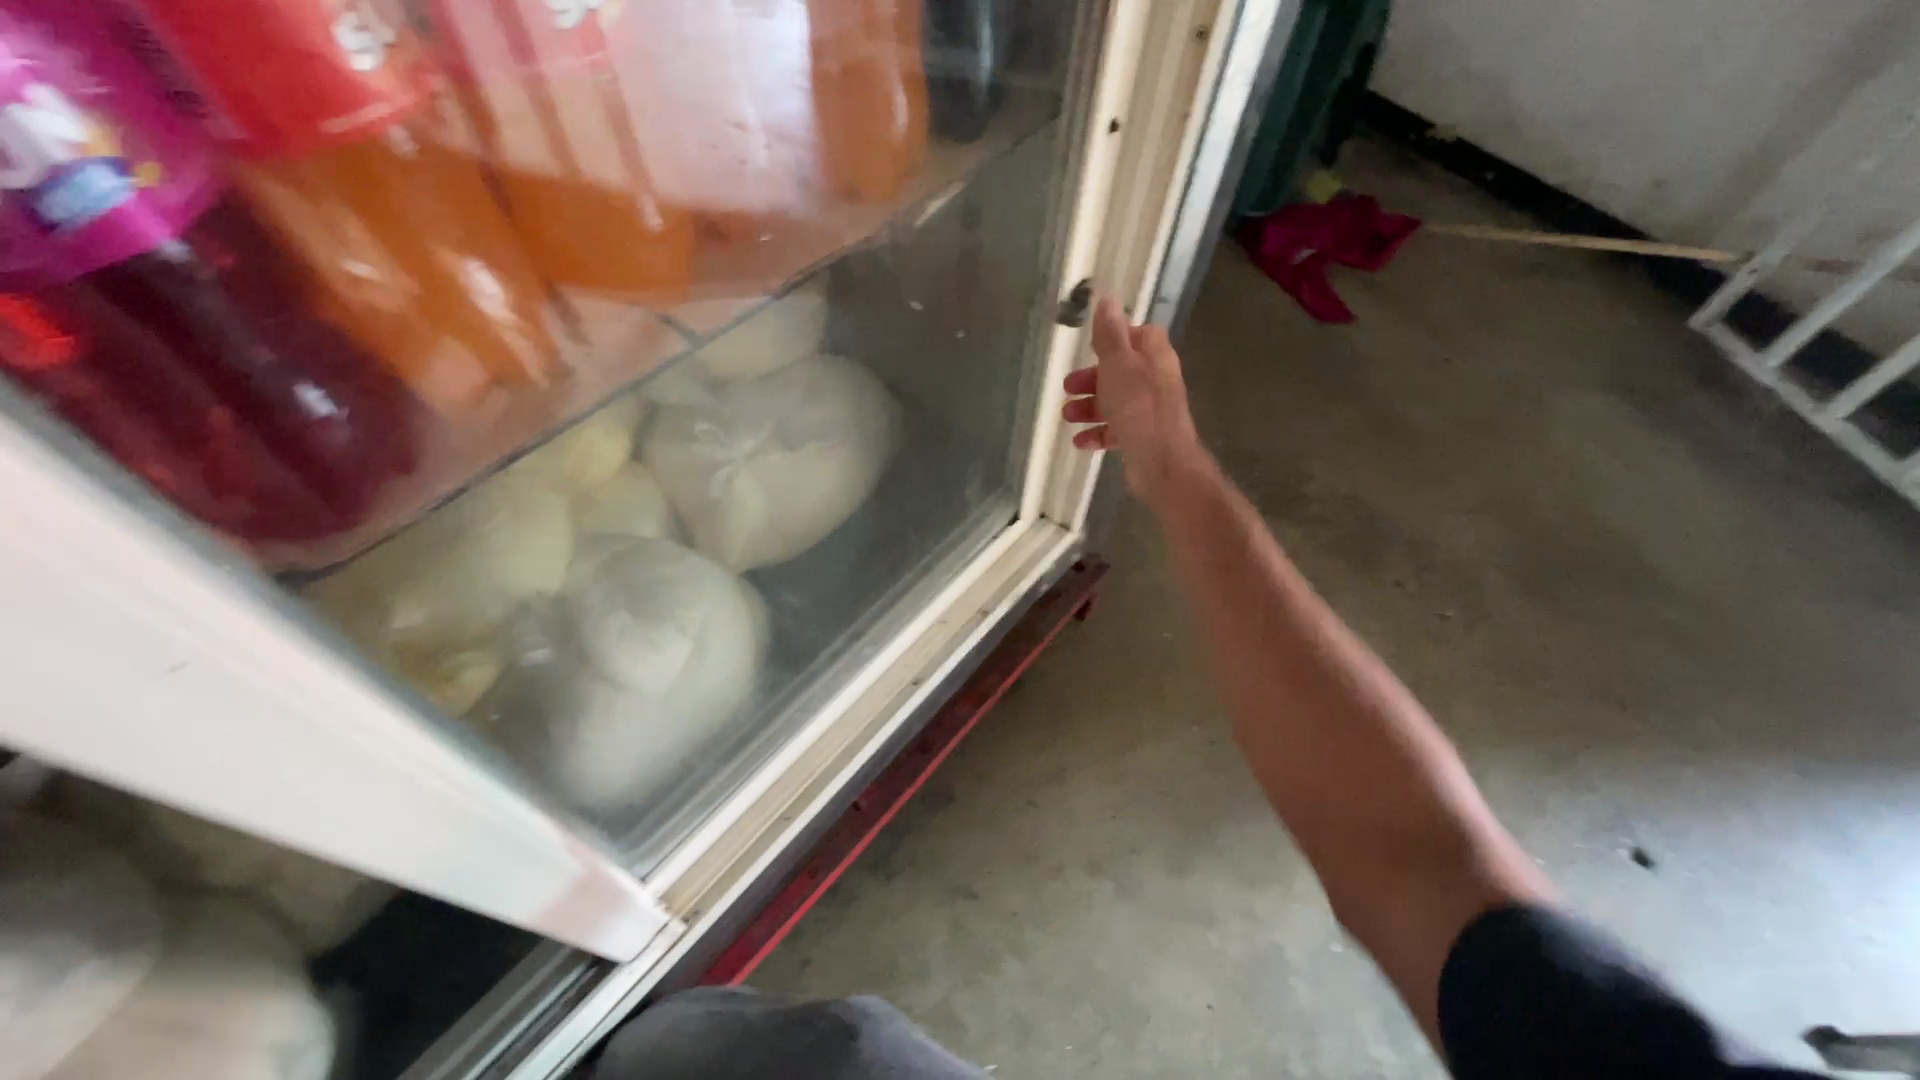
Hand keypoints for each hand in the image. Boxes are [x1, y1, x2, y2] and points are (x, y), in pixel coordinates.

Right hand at [1061, 297, 1207, 502]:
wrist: (1162, 461)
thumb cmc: (1138, 407)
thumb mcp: (1118, 364)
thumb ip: (1110, 333)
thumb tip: (1107, 298)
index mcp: (1155, 357)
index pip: (1140, 335)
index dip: (1116, 338)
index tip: (1092, 347)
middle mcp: (1156, 381)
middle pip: (1122, 371)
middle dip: (1092, 378)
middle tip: (1068, 385)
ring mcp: (1151, 411)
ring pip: (1117, 401)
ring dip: (1090, 407)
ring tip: (1067, 416)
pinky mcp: (1144, 437)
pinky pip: (1117, 429)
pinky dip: (1098, 433)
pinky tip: (1080, 442)